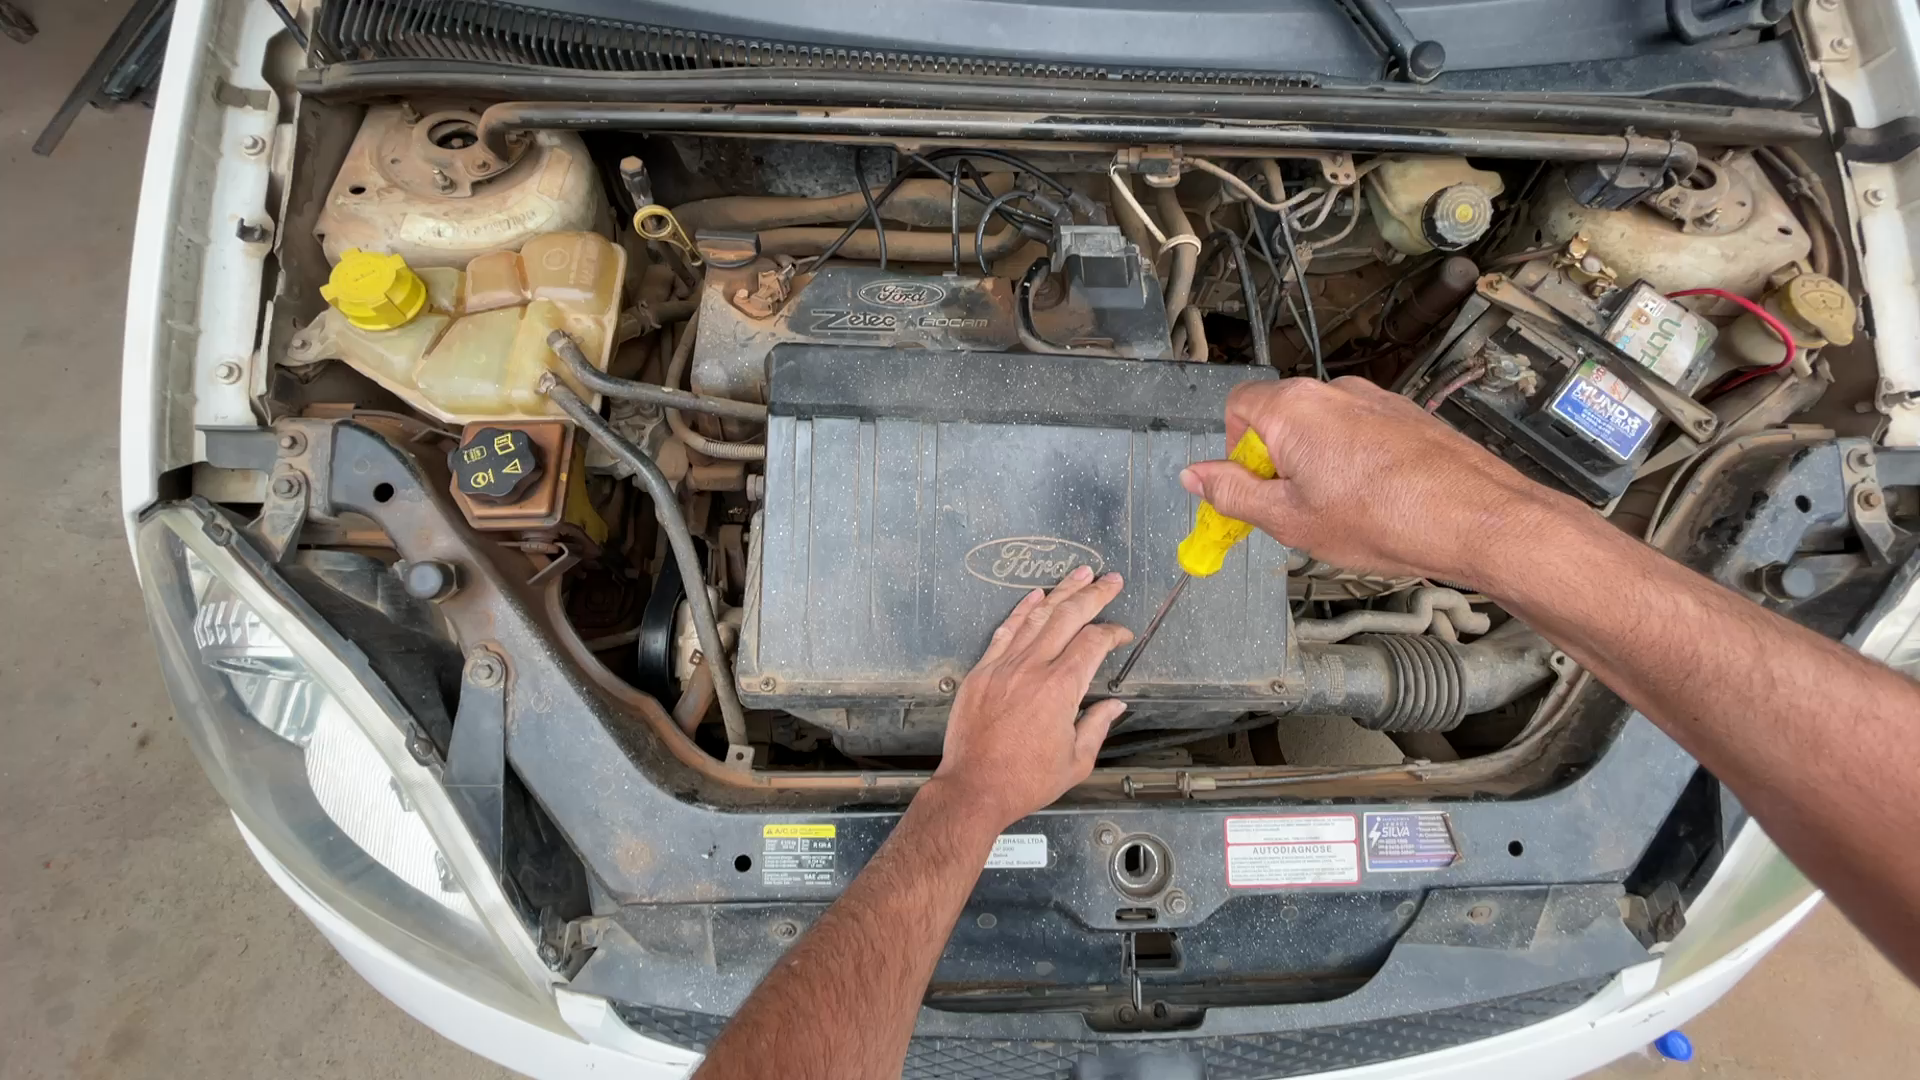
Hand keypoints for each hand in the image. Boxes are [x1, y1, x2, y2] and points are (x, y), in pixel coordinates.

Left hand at [931, 566, 1132, 831]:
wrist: (974, 787)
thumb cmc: (1025, 780)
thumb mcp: (1075, 762)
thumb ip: (1097, 726)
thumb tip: (1114, 705)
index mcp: (1060, 689)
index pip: (1093, 644)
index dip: (1112, 633)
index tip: (1121, 635)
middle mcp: (1032, 669)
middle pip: (1068, 617)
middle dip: (1094, 594)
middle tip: (1110, 580)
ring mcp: (1003, 666)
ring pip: (1036, 616)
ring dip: (1061, 591)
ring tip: (1079, 573)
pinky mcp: (982, 671)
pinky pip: (1005, 631)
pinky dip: (1021, 610)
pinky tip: (1035, 595)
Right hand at [1179, 377, 1576, 584]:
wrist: (1482, 519)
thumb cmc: (1384, 520)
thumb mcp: (1287, 519)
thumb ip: (1230, 494)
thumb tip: (1192, 476)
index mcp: (1292, 409)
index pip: (1236, 406)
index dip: (1232, 450)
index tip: (1249, 488)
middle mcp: (1331, 391)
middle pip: (1276, 417)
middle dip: (1272, 462)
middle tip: (1289, 508)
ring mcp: (1373, 398)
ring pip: (1317, 427)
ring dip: (1310, 463)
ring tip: (1335, 509)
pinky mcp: (1405, 414)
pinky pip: (1355, 431)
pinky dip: (1348, 460)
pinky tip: (1370, 500)